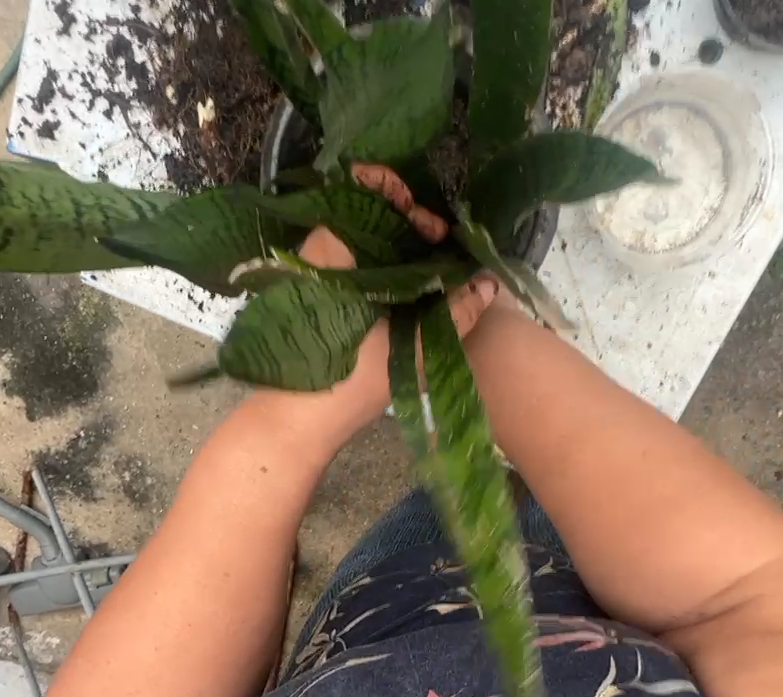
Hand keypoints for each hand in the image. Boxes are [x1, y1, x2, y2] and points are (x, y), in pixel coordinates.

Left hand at [254, 164, 499, 442]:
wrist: (296, 420)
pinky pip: (353, 269)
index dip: (402, 194)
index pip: (365, 189)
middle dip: (408, 225)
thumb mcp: (410, 346)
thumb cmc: (347, 377)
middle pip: (368, 216)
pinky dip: (381, 271)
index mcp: (334, 247)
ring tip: (430, 272)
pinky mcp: (315, 301)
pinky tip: (408, 294)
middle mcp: (319, 251)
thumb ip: (454, 312)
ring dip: (397, 250)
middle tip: (438, 247)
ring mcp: (313, 276)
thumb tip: (487, 283)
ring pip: (361, 244)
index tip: (430, 226)